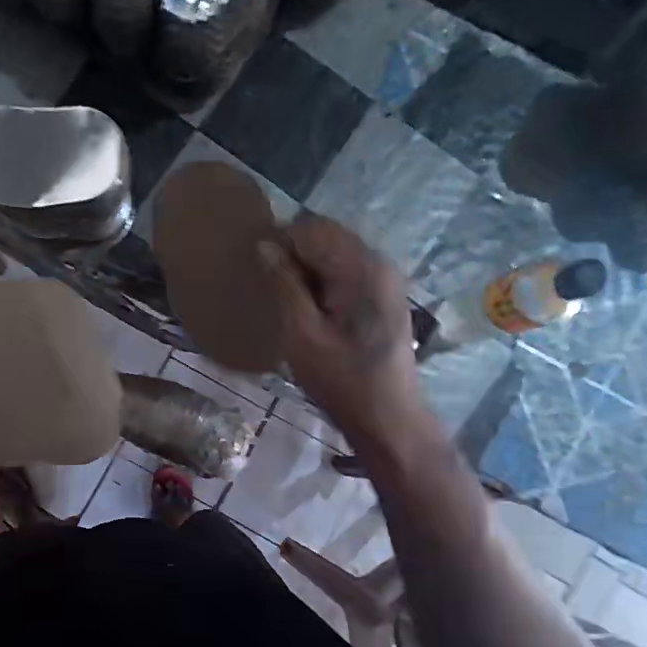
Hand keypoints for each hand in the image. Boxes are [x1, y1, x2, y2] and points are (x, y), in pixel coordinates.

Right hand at [260, 214, 424, 444]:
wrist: (387, 417)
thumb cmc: (341, 379)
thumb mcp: (302, 334)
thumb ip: (284, 285)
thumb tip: (264, 246)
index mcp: (360, 266)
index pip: (310, 229)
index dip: (279, 244)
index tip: (259, 276)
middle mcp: (378, 262)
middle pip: (326, 236)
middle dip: (294, 256)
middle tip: (272, 292)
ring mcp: (385, 278)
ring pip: (334, 253)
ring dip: (307, 271)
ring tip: (289, 304)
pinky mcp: (384, 295)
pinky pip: (345, 272)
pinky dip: (323, 282)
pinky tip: (310, 312)